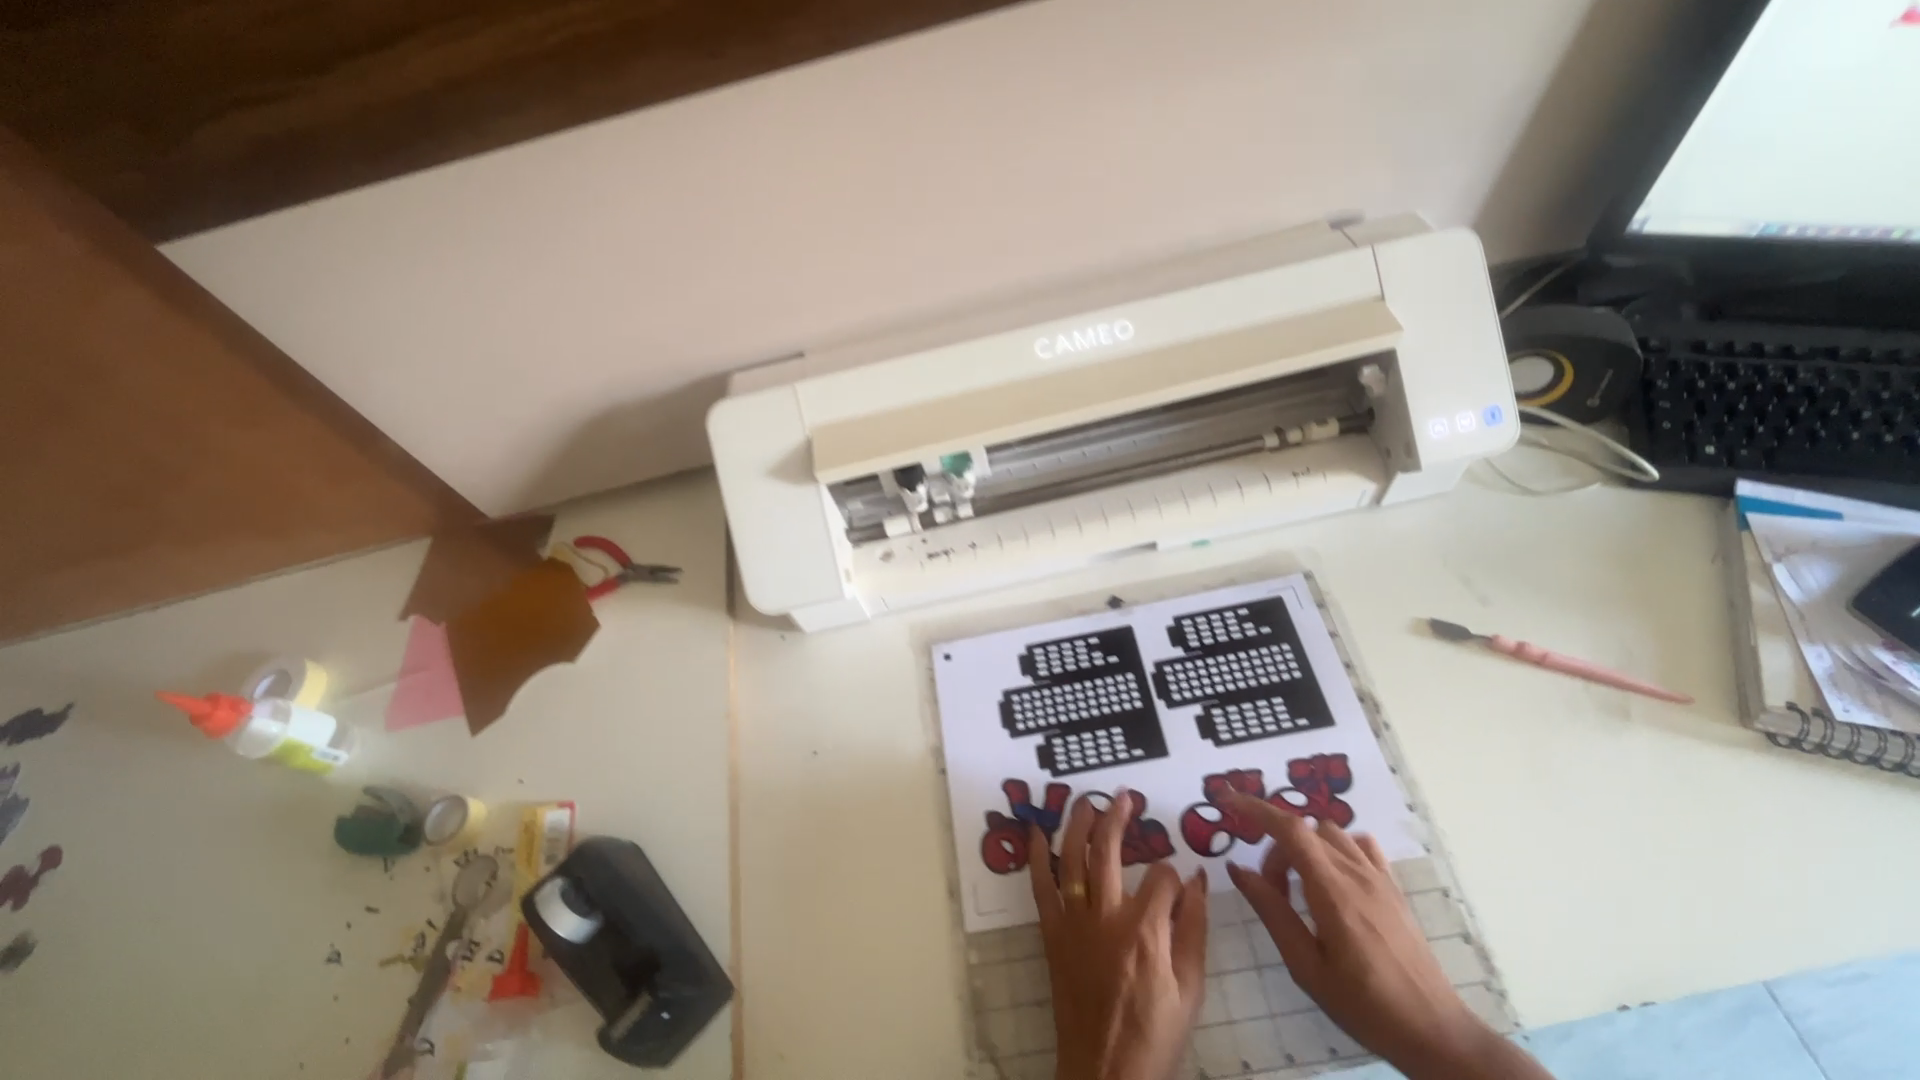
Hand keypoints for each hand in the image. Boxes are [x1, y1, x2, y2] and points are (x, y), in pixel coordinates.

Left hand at [1030, 790, 1207, 1079]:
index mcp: (1145, 931)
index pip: (1161, 877)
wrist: (1105, 1070)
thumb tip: (1197, 880)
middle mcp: (1106, 917)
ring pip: (1072, 860)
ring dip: (1077, 824)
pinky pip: (1041, 888)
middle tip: (1125, 795)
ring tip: (1085, 800)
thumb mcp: (1191, 987)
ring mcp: (1074, 923)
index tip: (1177, 887)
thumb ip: (1195, 928)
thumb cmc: (1155, 1034)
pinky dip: (1037, 857)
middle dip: (1118, 817)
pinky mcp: (1052, 935)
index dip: (1172, 875)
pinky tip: (1037, 833)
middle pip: (1108, 851)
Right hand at [1221, 793, 1550, 1079]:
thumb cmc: (1363, 1005)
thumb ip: (1271, 911)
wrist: (1433, 1030)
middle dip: (1275, 850)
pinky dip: (1335, 848)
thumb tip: (1238, 869)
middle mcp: (1357, 874)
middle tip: (1270, 893)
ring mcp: (1380, 878)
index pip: (1289, 829)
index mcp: (1332, 891)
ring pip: (1331, 834)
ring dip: (1304, 848)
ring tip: (1299, 890)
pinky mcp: (1394, 888)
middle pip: (1305, 831)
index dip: (1255, 808)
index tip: (1227, 801)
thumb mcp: (1305, 965)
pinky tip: (1331, 879)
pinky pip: (1360, 846)